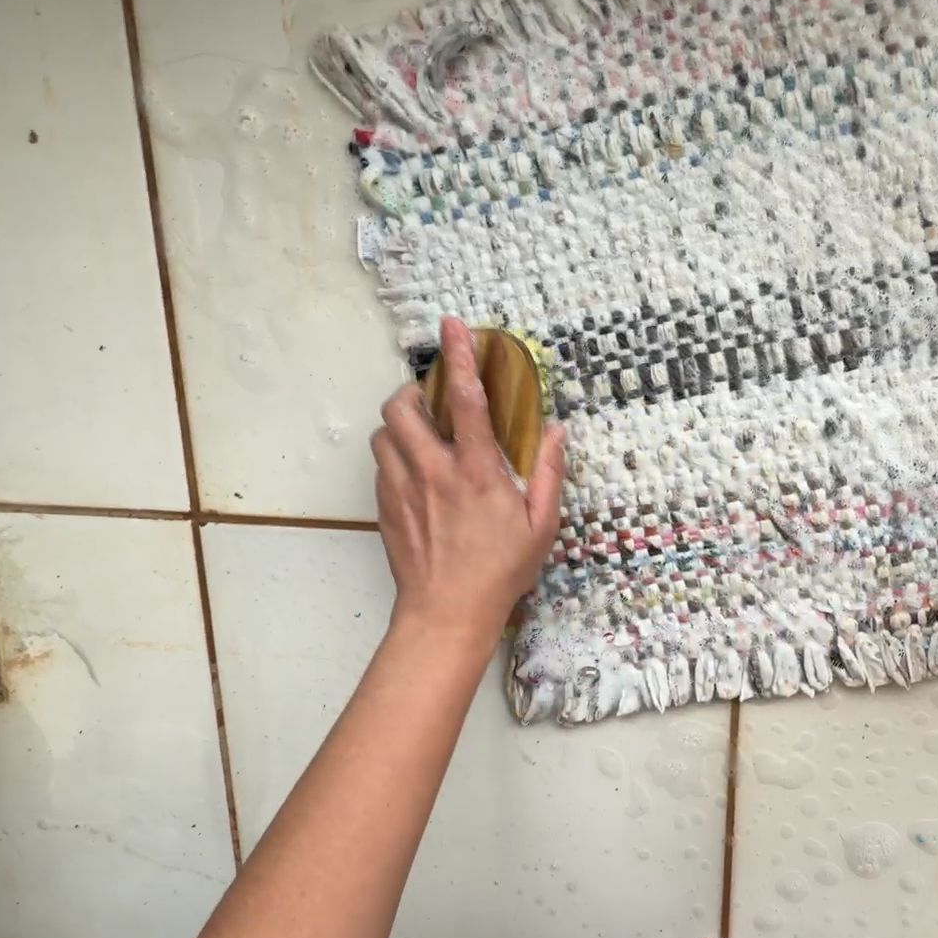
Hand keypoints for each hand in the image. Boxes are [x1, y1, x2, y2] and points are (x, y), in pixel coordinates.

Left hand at [371, 317, 567, 650]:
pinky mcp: (385, 507)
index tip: (453, 325)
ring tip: (421, 431)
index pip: (464, 400)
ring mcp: (402, 489)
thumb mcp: (542, 523)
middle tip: (431, 398)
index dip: (459, 356)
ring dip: (400, 422)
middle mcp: (433, 471)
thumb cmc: (501, 569)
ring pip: (383, 432)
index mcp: (476, 471)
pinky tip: (415, 470)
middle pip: (402, 407)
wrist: (447, 612)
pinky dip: (395, 454)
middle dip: (413, 390)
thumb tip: (556, 429)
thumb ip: (548, 471)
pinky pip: (381, 464)